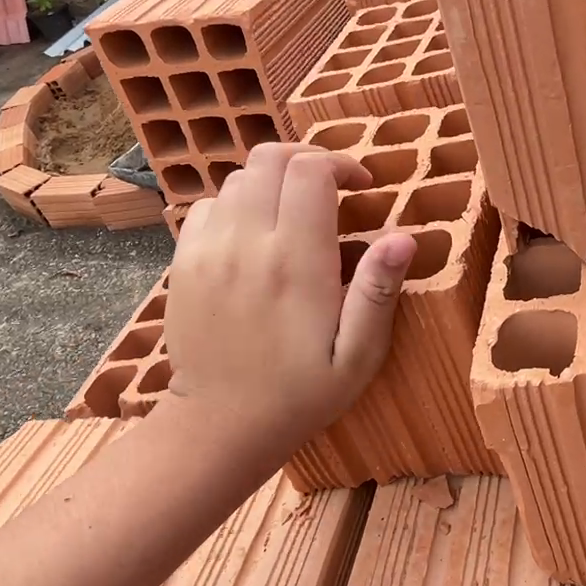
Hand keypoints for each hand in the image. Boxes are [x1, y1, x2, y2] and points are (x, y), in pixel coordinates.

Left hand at [163, 142, 416, 445]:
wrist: (221, 426)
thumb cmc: (303, 391)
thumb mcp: (359, 354)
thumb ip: (378, 291)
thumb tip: (403, 237)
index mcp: (296, 261)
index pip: (310, 172)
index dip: (341, 164)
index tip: (362, 185)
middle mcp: (247, 244)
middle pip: (270, 159)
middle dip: (307, 161)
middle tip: (332, 188)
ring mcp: (207, 251)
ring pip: (237, 178)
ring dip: (272, 182)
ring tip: (296, 212)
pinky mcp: (183, 264)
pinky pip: (207, 207)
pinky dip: (236, 204)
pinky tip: (255, 234)